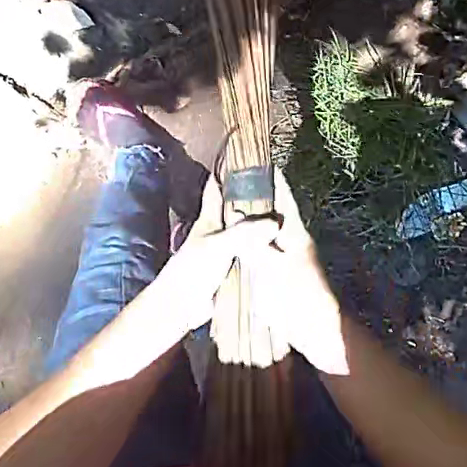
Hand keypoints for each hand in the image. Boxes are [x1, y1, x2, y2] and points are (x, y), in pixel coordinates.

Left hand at [136, 174, 280, 342]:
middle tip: (280, 189)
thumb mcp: (219, 245)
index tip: (246, 158)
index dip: (228, 171)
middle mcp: (217, 230)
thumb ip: (245, 232)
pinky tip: (280, 248)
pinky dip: (263, 250)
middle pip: (237, 208)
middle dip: (254, 198)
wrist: (179, 307)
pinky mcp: (232, 268)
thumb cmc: (193, 270)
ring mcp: (224, 250)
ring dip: (261, 226)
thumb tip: (275, 222)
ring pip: (246, 232)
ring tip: (287, 216)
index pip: (217, 187)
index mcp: (209, 218)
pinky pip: (251, 254)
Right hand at [249, 171, 349, 374]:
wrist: (317, 331)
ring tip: (229, 208)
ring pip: (268, 229)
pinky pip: (265, 247)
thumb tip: (236, 216)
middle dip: (257, 197)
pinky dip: (251, 239)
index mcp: (294, 232)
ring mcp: (290, 256)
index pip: (282, 197)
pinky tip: (236, 241)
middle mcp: (293, 239)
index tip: (258, 161)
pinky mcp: (284, 272)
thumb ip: (253, 243)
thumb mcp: (271, 268)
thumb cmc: (297, 297)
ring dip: (253, 219)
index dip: (272, 179)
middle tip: (233, 183)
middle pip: (274, 210)